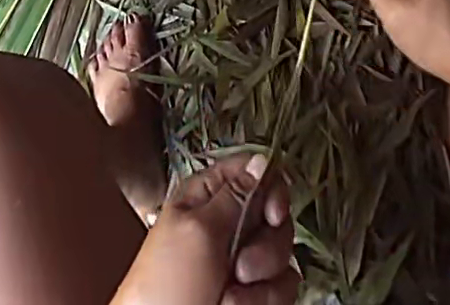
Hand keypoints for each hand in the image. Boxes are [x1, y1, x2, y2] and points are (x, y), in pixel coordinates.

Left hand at [112, 153, 298, 304]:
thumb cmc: (168, 285)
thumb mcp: (197, 232)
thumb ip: (234, 195)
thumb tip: (262, 159)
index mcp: (208, 197)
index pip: (253, 170)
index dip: (271, 186)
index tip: (273, 213)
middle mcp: (228, 224)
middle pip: (274, 215)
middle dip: (265, 248)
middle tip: (240, 269)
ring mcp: (242, 261)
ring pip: (281, 256)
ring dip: (262, 284)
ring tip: (230, 298)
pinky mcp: (253, 295)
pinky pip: (282, 288)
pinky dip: (264, 302)